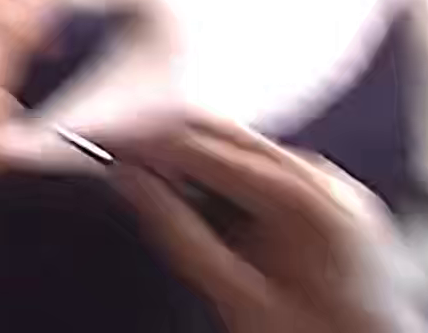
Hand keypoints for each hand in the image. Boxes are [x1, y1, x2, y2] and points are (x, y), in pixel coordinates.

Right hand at [112, 118, 392, 332]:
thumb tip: (122, 175)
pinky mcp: (331, 194)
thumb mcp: (237, 298)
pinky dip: (211, 161)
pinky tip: (190, 185)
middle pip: (213, 129)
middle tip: (109, 150)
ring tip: (145, 171)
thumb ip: (174, 229)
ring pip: (230, 137)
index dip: (137, 140)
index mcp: (305, 203)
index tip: (94, 141)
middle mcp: (323, 180)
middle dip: (155, 135)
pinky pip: (254, 157)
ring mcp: (332, 184)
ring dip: (181, 147)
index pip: (195, 145)